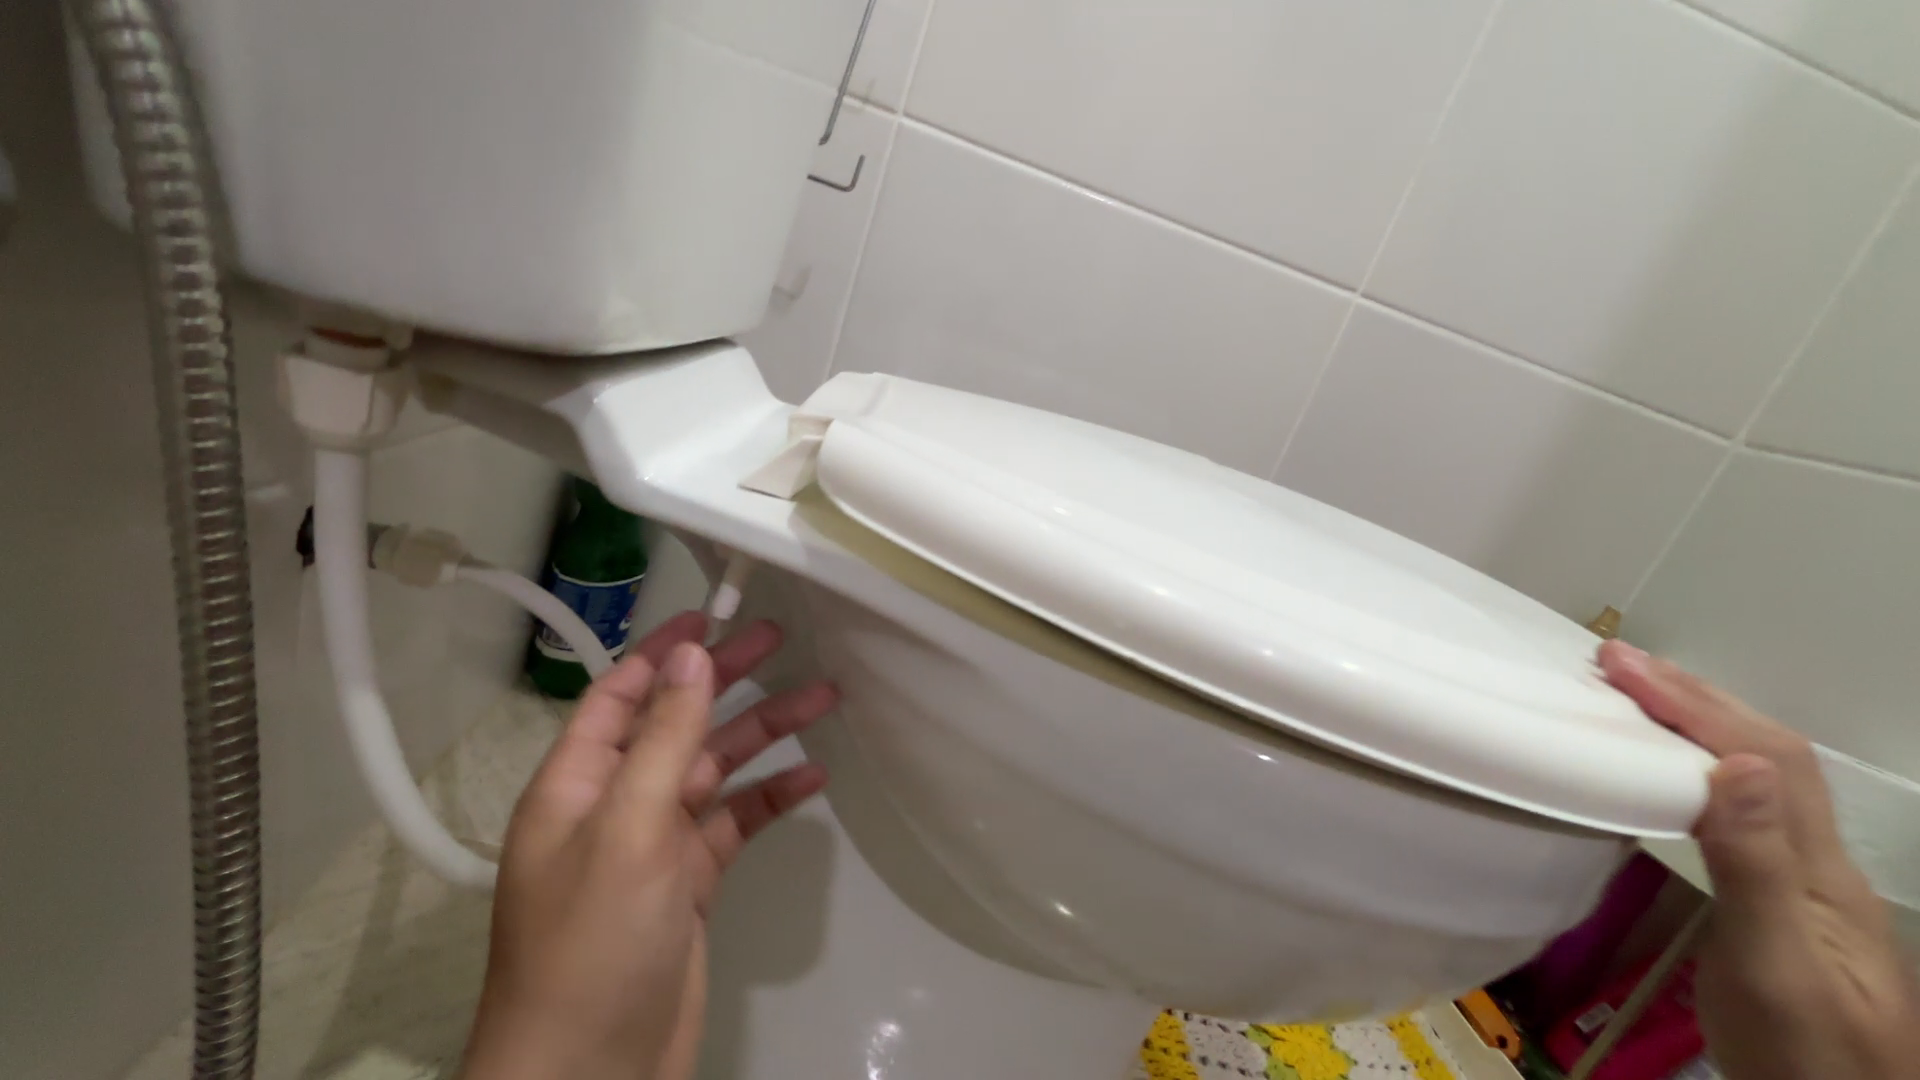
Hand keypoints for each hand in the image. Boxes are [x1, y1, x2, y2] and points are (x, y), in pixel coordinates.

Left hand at [460, 613, 837, 1079]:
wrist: (593, 1073)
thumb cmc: (593, 942)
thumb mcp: (628, 829)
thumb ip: (664, 740)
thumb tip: (690, 656)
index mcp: (580, 783)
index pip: (622, 694)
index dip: (665, 651)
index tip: (713, 615)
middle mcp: (617, 803)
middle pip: (680, 723)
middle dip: (727, 680)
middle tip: (782, 641)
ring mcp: (657, 844)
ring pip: (718, 770)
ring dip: (766, 734)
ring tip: (823, 698)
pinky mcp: (691, 881)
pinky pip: (736, 822)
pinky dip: (772, 798)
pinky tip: (814, 781)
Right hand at [1599, 641, 1919, 1079]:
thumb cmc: (1805, 1054)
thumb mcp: (1774, 969)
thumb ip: (1755, 869)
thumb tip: (1733, 764)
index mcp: (1821, 872)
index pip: (1764, 761)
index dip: (1694, 705)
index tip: (1621, 667)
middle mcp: (1820, 863)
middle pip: (1768, 755)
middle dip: (1693, 696)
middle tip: (1615, 660)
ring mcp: (1803, 880)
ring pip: (1759, 774)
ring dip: (1697, 718)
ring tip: (1633, 690)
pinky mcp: (1777, 896)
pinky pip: (1739, 801)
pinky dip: (1695, 758)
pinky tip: (1664, 760)